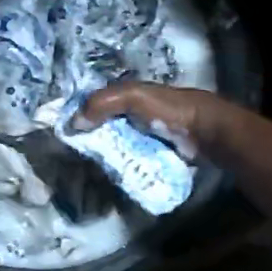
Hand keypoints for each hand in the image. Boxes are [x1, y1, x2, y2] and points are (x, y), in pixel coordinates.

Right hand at [73, 82, 240, 159]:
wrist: (204, 132)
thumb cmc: (168, 109)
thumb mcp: (133, 96)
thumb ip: (102, 103)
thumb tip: (73, 123)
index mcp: (129, 96)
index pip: (98, 104)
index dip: (82, 115)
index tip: (67, 132)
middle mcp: (134, 115)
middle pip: (105, 128)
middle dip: (92, 139)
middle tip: (78, 155)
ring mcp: (145, 137)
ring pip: (116, 146)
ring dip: (105, 156)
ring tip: (91, 168)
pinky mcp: (154, 156)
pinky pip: (130, 161)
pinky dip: (121, 167)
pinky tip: (111, 174)